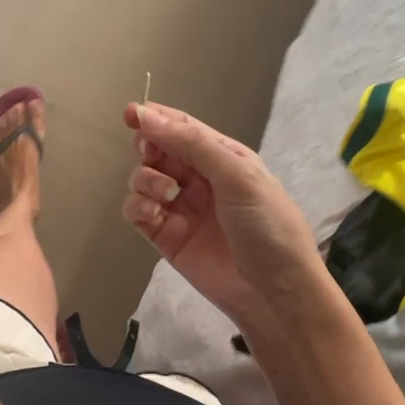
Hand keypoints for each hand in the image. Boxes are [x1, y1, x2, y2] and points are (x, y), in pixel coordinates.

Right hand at [122, 102, 325, 335]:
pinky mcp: (166, 238)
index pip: (184, 129)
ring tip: (165, 194)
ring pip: (144, 180)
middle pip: (159, 152)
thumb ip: (191, 144)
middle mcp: (200, 180)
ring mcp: (181, 209)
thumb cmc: (266, 225)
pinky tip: (154, 214)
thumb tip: (146, 115)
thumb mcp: (237, 175)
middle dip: (149, 148)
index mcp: (223, 158)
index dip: (156, 118)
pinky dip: (138, 207)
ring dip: (145, 179)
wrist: (274, 291)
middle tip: (149, 153)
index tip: (130, 114)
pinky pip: (138, 212)